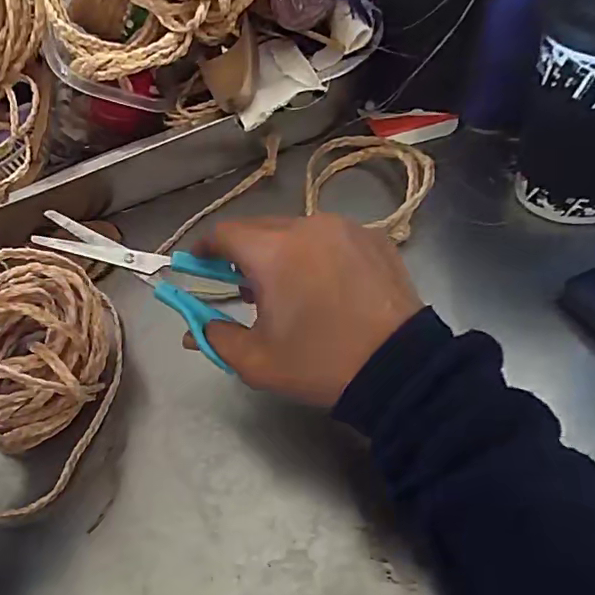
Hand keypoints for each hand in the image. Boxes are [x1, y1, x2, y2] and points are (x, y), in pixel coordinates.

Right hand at [191, 214, 422, 406]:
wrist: (400, 368)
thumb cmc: (321, 363)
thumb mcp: (257, 361)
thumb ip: (215, 337)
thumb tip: (195, 328)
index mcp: (273, 251)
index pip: (223, 234)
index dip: (203, 248)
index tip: (196, 265)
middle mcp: (308, 226)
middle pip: (259, 228)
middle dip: (241, 252)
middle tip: (237, 283)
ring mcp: (346, 229)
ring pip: (296, 231)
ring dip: (279, 252)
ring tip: (284, 288)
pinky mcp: (374, 239)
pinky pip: (330, 238)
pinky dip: (315, 254)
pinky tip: (322, 285)